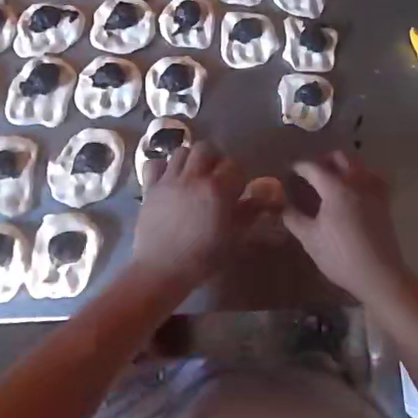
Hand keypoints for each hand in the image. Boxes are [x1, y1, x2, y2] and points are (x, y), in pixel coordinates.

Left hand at [131, 141, 245, 286]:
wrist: (162, 269)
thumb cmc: (203, 258)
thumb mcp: (233, 237)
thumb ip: (250, 212)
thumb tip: (267, 197)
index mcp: (217, 189)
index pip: (234, 166)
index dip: (238, 177)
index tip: (237, 191)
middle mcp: (193, 177)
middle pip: (206, 148)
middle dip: (214, 159)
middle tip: (215, 176)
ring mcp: (169, 180)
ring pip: (181, 151)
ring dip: (190, 160)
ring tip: (193, 176)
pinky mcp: (150, 188)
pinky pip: (154, 164)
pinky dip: (162, 167)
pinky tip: (168, 179)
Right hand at [282, 151, 417, 304]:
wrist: (378, 275)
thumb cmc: (340, 257)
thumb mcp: (310, 239)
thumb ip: (293, 218)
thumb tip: (282, 204)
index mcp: (336, 189)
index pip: (313, 168)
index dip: (299, 166)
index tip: (289, 170)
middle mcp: (357, 183)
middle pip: (340, 157)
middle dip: (323, 160)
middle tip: (310, 173)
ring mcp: (373, 191)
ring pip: (359, 164)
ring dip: (344, 165)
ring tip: (332, 178)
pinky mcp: (384, 202)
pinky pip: (375, 178)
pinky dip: (364, 175)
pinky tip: (357, 188)